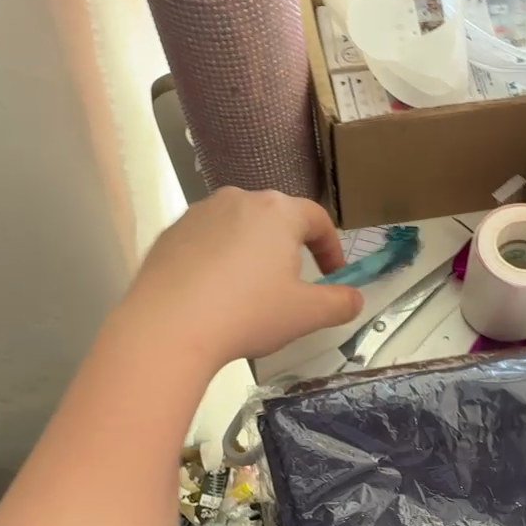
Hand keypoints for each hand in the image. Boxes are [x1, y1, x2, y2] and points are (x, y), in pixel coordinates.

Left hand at [119, 188, 363, 369]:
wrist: (169, 326)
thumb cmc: (248, 313)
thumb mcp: (306, 315)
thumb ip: (340, 304)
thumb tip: (356, 299)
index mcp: (278, 211)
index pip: (318, 220)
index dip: (332, 248)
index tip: (334, 276)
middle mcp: (239, 199)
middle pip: (276, 220)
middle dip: (290, 250)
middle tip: (292, 288)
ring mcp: (200, 213)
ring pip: (240, 230)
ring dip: (253, 255)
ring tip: (251, 294)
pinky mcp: (171, 233)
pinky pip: (207, 243)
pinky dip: (219, 263)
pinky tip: (216, 298)